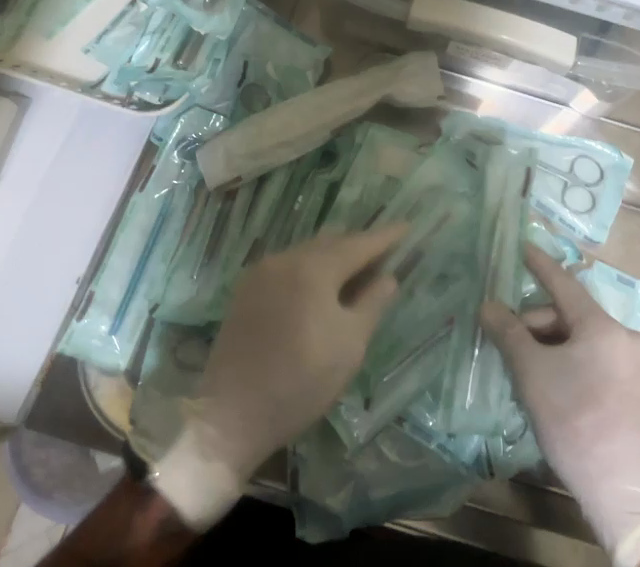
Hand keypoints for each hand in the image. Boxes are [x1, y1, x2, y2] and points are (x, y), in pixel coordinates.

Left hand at [150, 227, 404, 528]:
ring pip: (306, 253)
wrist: (232, 413)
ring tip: (357, 270)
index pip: (358, 243)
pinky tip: (321, 286)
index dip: (385, 237)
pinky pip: (287, 267)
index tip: (407, 226)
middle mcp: (284, 259)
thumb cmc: (302, 381)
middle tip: (385, 251)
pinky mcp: (245, 292)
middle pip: (330, 243)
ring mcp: (260, 274)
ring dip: (333, 257)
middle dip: (358, 245)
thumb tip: (388, 276)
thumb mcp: (350, 344)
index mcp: (313, 268)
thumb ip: (372, 303)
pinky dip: (310, 270)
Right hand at [481, 247, 639, 566]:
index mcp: (604, 327)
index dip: (539, 265)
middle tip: (510, 351)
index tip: (522, 246)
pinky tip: (549, 387)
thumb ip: (509, 332)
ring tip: (527, 375)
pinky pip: (594, 359)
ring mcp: (634, 363)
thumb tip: (488, 305)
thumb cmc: (573, 421)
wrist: (618, 487)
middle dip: (537, 326)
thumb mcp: (532, 373)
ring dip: (550, 348)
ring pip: (581, 340)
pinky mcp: (635, 388)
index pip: (565, 284)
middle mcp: (625, 336)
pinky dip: (568, 363)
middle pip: (570, 316)